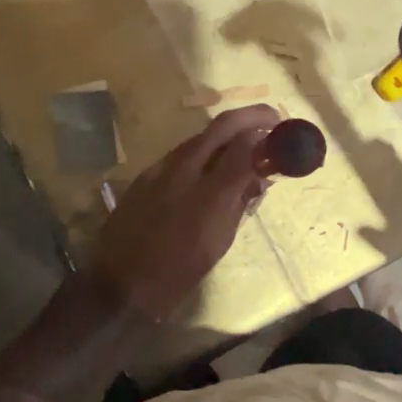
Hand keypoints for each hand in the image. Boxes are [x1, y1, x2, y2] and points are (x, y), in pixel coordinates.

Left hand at [86, 105, 277, 319]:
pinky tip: (212, 167)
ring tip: (246, 147)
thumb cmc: (174, 274)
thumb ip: (239, 204)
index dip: (268, 135)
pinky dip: (205, 151)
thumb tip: (258, 177)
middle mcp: (184, 171)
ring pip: (201, 137)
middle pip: (222, 127)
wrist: (117, 284)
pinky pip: (183, 153)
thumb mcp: (218, 244)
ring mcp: (161, 169)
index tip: (284, 134)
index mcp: (209, 194)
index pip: (245, 146)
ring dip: (227, 134)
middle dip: (250, 118)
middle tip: (272, 121)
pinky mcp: (145, 176)